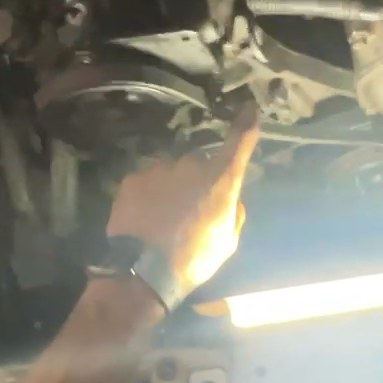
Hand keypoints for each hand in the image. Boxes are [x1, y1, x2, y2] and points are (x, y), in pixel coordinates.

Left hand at [107, 110, 260, 297]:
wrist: (143, 272)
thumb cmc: (194, 260)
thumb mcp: (227, 242)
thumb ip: (233, 213)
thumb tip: (232, 200)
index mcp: (220, 181)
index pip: (238, 144)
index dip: (246, 126)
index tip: (249, 109)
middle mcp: (190, 165)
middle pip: (198, 163)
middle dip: (197, 180)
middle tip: (192, 210)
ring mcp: (158, 169)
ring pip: (170, 172)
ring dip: (171, 187)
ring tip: (165, 218)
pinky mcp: (132, 179)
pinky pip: (147, 181)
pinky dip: (149, 194)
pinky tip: (147, 217)